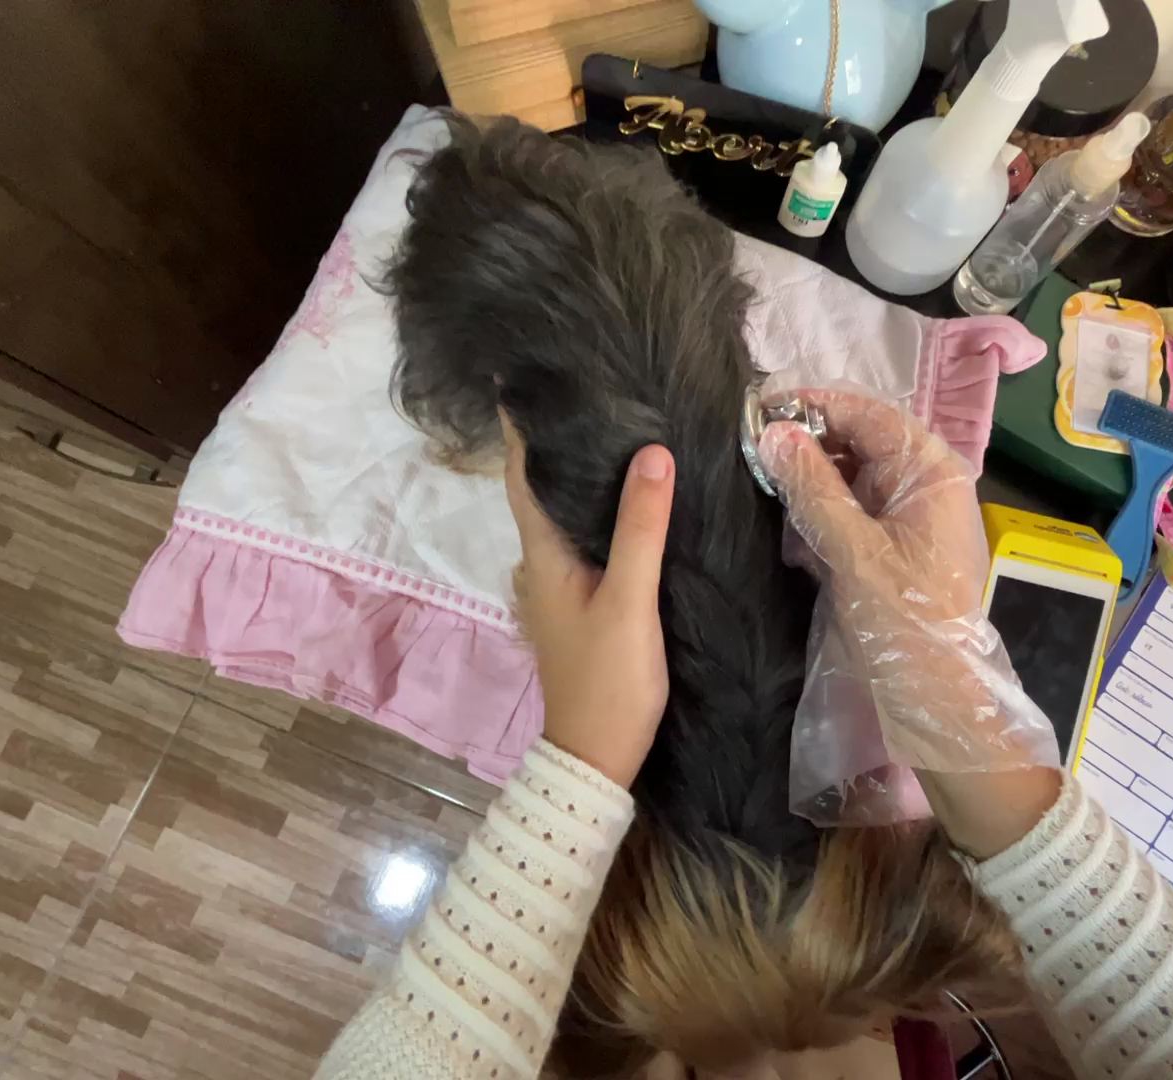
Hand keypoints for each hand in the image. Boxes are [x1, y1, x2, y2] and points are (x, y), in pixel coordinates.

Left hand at [504, 415, 673, 787]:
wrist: (598, 754)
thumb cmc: (608, 679)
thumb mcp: (629, 602)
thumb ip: (640, 531)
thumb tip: (651, 451)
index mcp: (543, 553)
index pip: (522, 473)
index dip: (521, 426)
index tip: (529, 375)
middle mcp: (543, 559)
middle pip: (542, 484)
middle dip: (558, 436)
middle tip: (590, 385)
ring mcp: (562, 581)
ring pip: (566, 510)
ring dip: (580, 469)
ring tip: (614, 423)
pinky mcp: (584, 597)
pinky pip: (587, 535)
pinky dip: (601, 505)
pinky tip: (630, 494)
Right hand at [759, 388, 1058, 776]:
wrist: (940, 697)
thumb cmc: (907, 620)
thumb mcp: (855, 551)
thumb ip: (813, 489)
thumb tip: (773, 433)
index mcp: (930, 471)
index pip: (867, 414)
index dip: (813, 406)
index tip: (760, 410)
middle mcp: (923, 482)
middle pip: (858, 441)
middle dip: (807, 444)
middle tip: (754, 452)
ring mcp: (908, 513)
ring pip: (850, 476)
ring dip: (809, 480)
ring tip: (765, 486)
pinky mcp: (893, 543)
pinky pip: (851, 509)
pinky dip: (819, 512)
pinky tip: (790, 526)